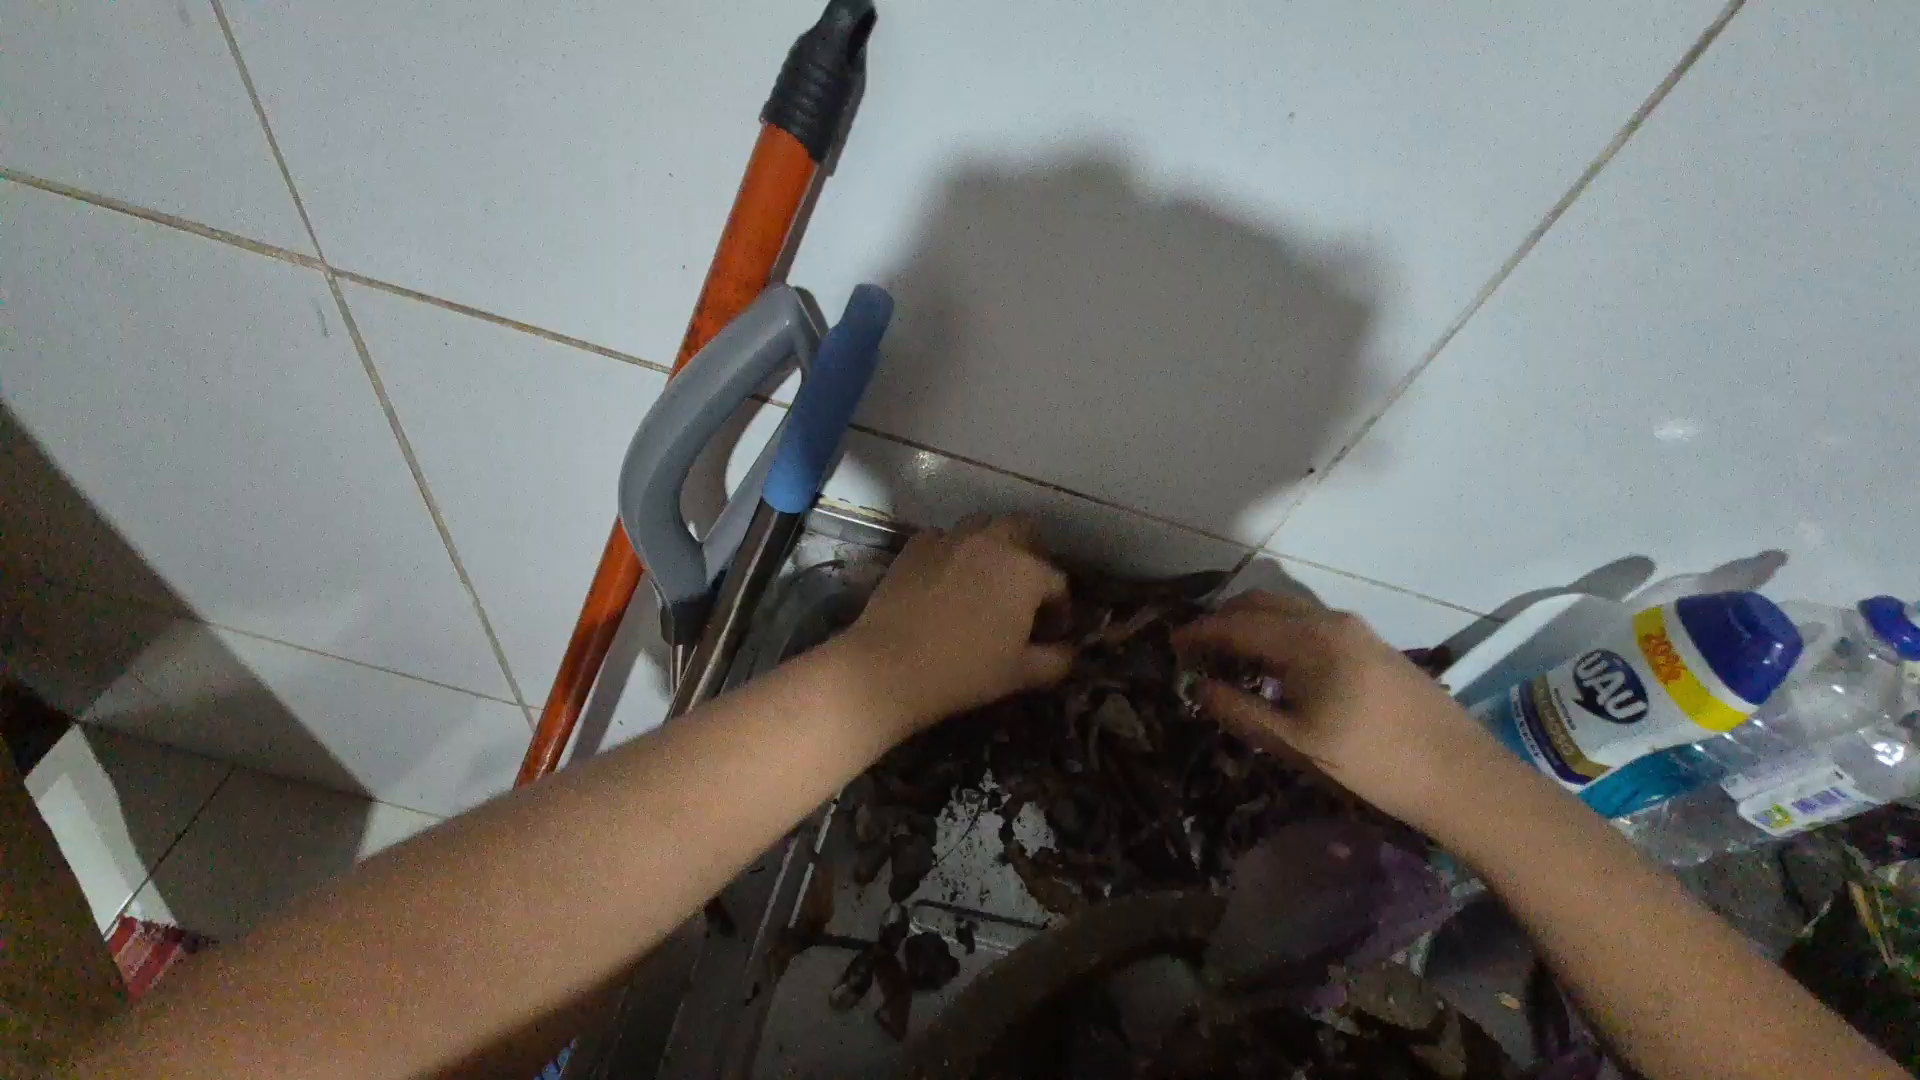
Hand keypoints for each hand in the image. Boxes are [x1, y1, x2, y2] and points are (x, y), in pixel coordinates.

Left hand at [834, 516, 1073, 736]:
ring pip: (982, 526)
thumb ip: (1056, 660)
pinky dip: (950, 552)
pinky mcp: (916, 546)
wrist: (890, 666)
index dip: (1060, 609)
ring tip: (984, 578)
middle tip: (1022, 591)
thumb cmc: (965, 671)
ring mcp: (951, 539)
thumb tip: (1071, 653)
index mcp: (1026, 571)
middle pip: (1023, 531)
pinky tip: (944, 579)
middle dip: (1030, 555)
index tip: (1051, 632)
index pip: (1058, 583)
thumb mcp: (1020, 674)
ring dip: (991, 545)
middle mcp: (992, 543)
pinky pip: (942, 538)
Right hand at [1172, 591, 1508, 828]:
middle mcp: (1329, 621)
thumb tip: (1198, 689)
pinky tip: (1274, 667)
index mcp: (1308, 640)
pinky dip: (1278, 633)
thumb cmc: (1372, 762)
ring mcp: (1354, 630)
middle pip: (1260, 605)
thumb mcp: (1297, 743)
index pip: (1237, 625)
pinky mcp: (1371, 644)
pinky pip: (1308, 623)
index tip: (1170, 646)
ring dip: (1250, 625)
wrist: (1464, 777)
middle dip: (1222, 621)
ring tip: (1228, 658)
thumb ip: (1241, 711)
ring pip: (1286, 611)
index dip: (1199, 633)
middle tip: (1195, 650)